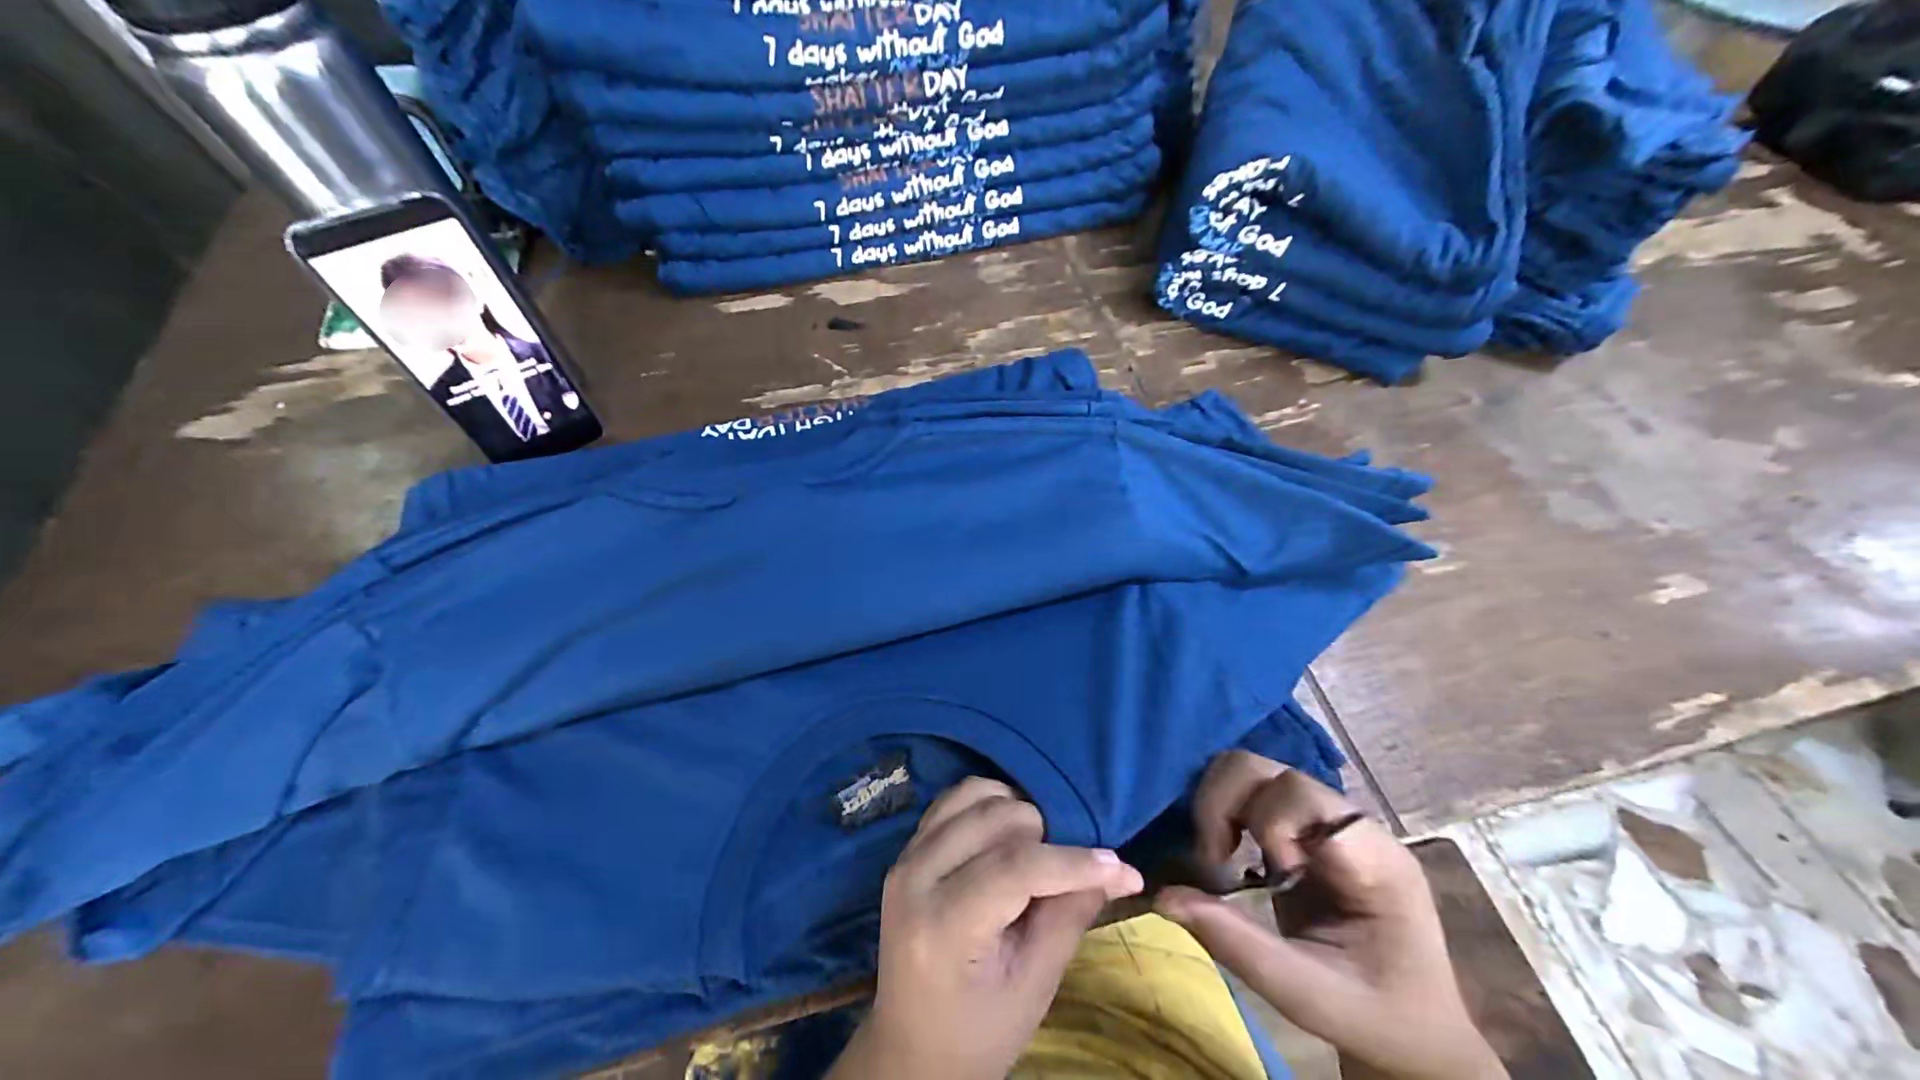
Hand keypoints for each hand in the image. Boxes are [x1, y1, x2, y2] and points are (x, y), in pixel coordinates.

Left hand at [829, 777, 1144, 1079]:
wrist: (913, 1047)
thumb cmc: (979, 1030)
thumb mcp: (1033, 987)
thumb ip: (1069, 917)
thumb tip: (1116, 870)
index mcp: (943, 924)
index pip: (1016, 868)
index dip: (1074, 862)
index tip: (1122, 868)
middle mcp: (915, 877)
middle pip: (996, 818)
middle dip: (1047, 836)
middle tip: (1072, 870)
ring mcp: (906, 856)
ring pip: (974, 795)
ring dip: (1017, 812)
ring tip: (1040, 852)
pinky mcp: (908, 849)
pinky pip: (953, 800)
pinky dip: (989, 805)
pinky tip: (1009, 836)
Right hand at [1155, 752, 1506, 1079]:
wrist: (1416, 1034)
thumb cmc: (1375, 1017)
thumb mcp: (1309, 997)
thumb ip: (1238, 944)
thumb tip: (1163, 897)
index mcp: (1376, 860)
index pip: (1304, 797)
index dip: (1269, 826)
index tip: (1262, 879)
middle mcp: (1353, 825)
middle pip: (1270, 771)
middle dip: (1226, 806)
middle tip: (1216, 861)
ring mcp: (1328, 820)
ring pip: (1252, 770)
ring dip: (1219, 804)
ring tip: (1218, 856)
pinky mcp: (1304, 826)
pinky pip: (1251, 790)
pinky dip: (1223, 809)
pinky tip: (1226, 851)